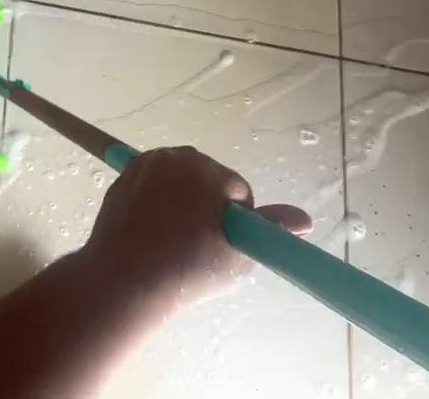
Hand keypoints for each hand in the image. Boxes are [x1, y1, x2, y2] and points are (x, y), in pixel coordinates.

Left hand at [80, 146, 313, 308]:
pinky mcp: (124, 175)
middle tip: (201, 239)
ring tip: (177, 234)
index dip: (237, 218)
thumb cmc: (190, 264)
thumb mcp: (240, 251)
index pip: (238, 189)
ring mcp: (144, 163)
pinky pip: (153, 182)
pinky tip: (154, 225)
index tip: (223, 241)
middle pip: (206, 177)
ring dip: (184, 196)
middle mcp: (174, 156)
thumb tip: (305, 219)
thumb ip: (273, 230)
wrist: (128, 272)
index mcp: (206, 169)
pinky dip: (158, 196)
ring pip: (178, 177)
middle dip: (210, 201)